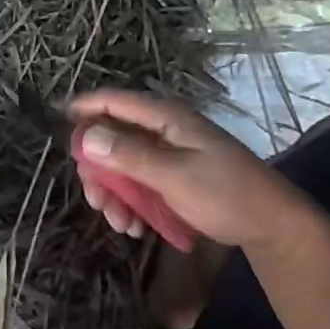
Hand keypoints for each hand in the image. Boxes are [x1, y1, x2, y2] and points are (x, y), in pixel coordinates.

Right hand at [66, 90, 305, 250]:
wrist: (272, 226)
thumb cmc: (225, 193)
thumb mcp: (173, 175)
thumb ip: (129, 155)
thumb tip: (85, 136)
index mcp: (166, 118)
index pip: (116, 101)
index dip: (85, 107)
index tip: (57, 119)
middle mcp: (164, 130)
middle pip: (114, 138)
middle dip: (99, 169)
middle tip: (94, 199)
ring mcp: (170, 154)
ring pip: (124, 165)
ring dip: (114, 193)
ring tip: (120, 223)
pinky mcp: (175, 177)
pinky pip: (140, 183)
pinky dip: (131, 202)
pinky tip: (134, 226)